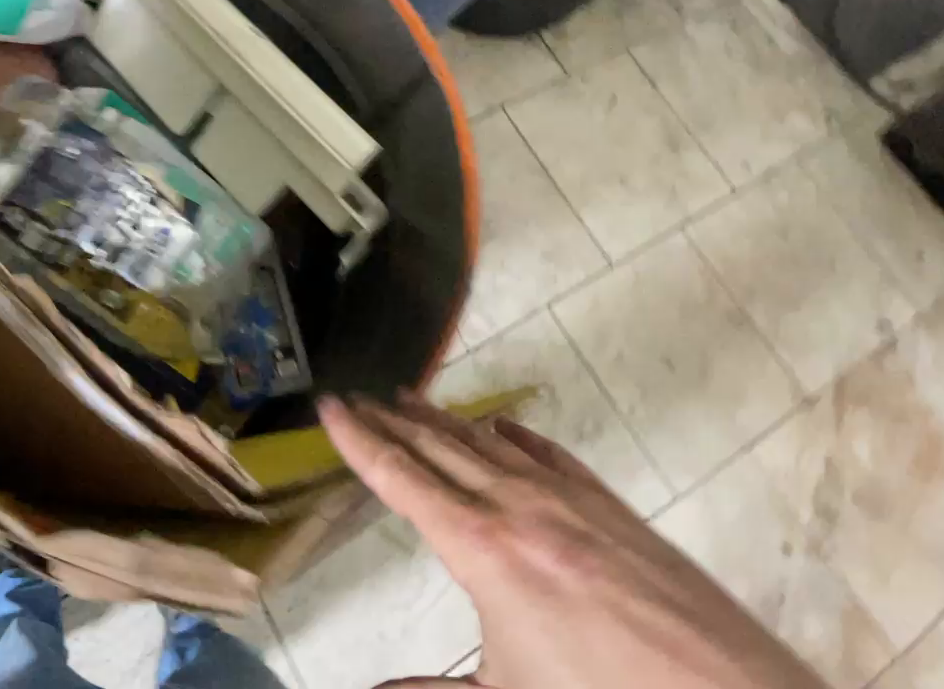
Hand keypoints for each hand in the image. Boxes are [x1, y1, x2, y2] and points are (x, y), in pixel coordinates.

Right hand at [318, 395, 830, 688]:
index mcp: (479, 547)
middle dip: (389, 419)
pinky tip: (501, 426)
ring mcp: (569, 500)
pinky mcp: (614, 509)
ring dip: (441, 418)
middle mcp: (516, 506)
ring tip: (407, 398)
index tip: (329, 406)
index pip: (399, 476)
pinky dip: (515, 435)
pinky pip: (550, 454)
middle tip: (356, 396)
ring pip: (486, 441)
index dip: (357, 439)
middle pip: (435, 445)